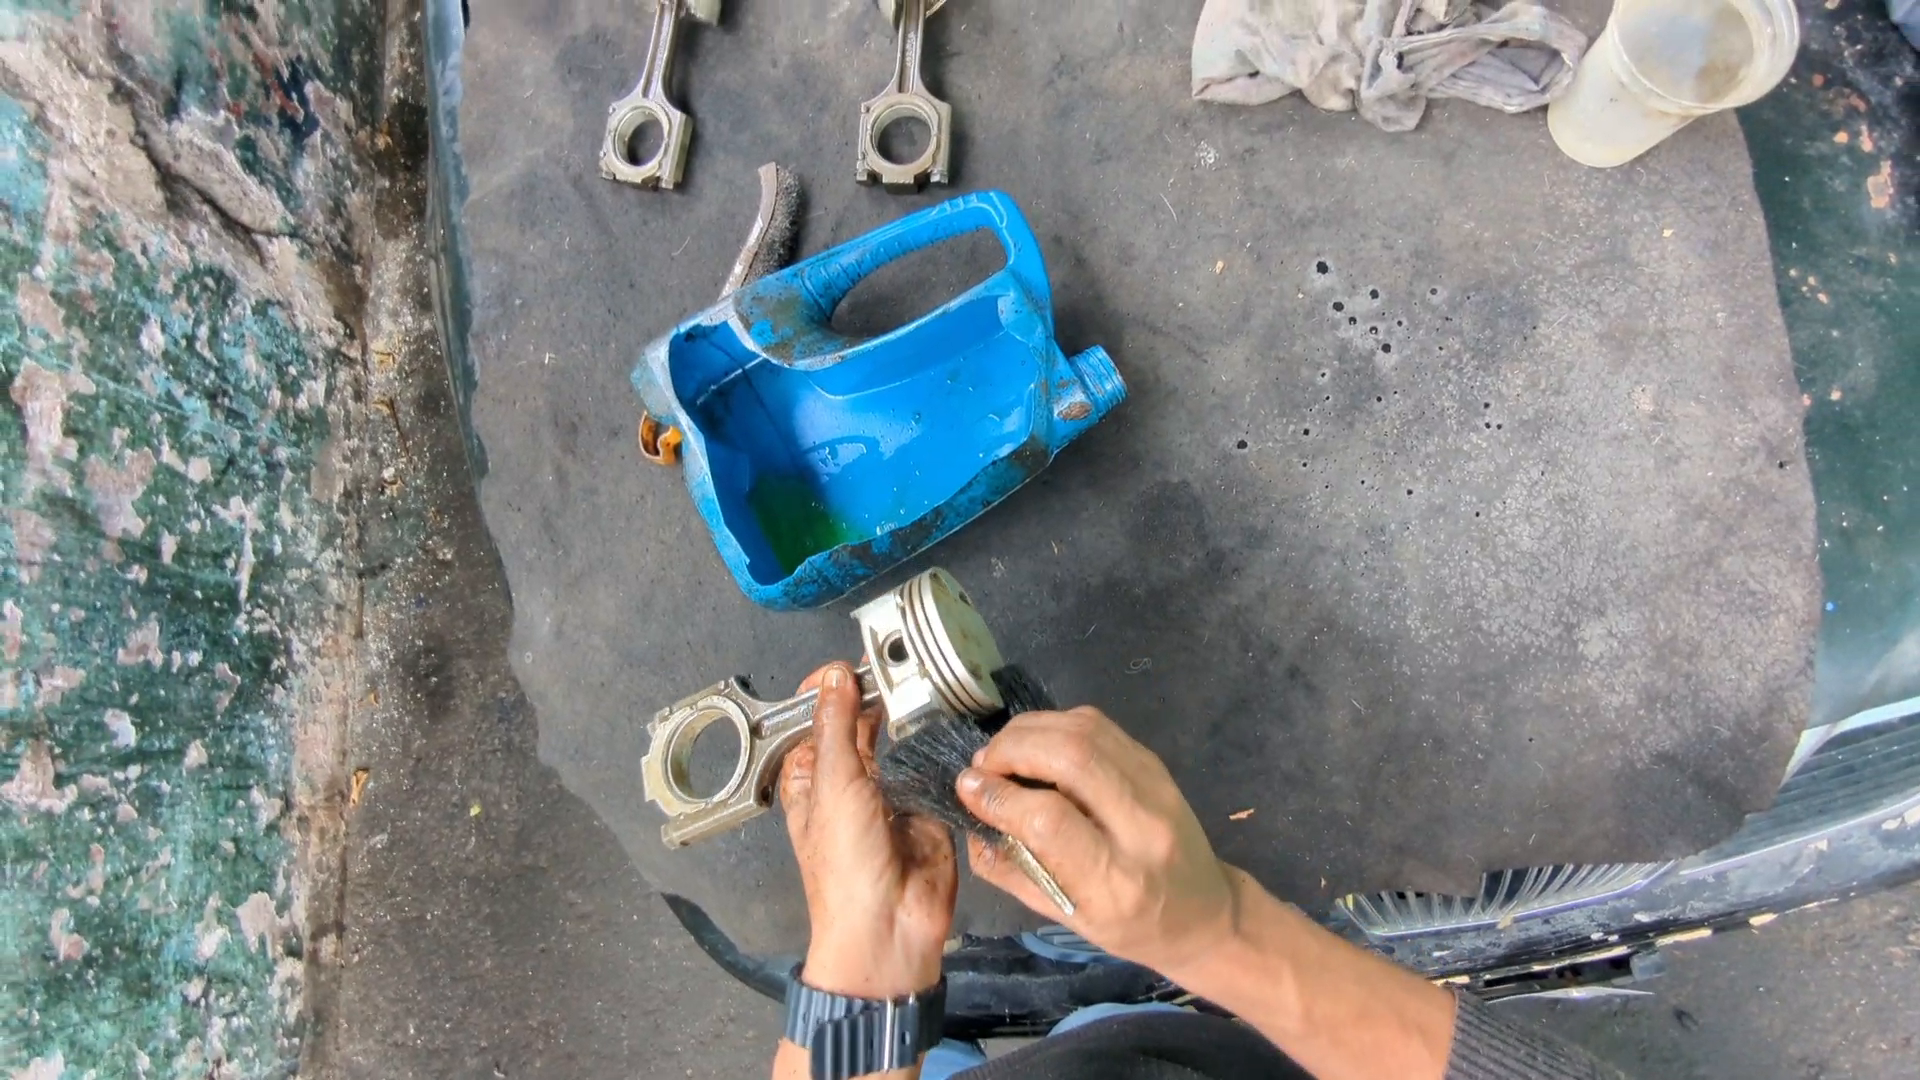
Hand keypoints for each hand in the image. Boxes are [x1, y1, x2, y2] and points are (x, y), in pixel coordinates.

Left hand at [779, 662, 957, 998]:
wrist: (892, 926)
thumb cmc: (846, 858)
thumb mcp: (834, 785)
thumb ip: (838, 726)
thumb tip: (836, 673)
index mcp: (812, 775)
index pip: (815, 717)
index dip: (827, 689)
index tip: (850, 663)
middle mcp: (849, 776)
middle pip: (858, 722)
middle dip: (872, 694)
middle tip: (897, 663)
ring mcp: (889, 786)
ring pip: (896, 737)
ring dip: (905, 712)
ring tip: (923, 679)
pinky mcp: (926, 797)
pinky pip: (930, 759)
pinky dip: (935, 738)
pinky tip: (947, 712)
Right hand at [956, 707, 1239, 980]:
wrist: (1206, 912)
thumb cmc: (1130, 926)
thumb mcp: (1066, 918)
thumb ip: (1011, 871)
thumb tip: (968, 822)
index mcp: (1118, 881)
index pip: (1051, 821)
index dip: (1000, 796)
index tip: (967, 788)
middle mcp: (1143, 826)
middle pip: (1071, 757)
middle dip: (1012, 749)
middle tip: (982, 764)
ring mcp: (1155, 785)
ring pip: (1084, 729)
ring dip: (1029, 730)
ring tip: (1002, 750)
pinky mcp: (1154, 761)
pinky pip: (1097, 724)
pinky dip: (1054, 724)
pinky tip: (1035, 743)